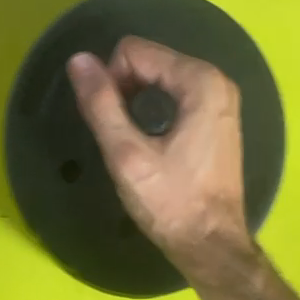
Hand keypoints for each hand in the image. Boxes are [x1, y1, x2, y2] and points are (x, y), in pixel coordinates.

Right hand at [67, 38, 256, 283]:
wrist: (212, 247)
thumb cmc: (173, 206)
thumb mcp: (128, 157)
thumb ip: (102, 106)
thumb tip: (78, 61)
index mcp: (200, 82)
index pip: (136, 52)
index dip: (110, 82)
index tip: (109, 125)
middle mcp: (217, 83)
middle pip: (151, 63)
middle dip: (126, 93)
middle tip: (119, 139)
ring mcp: (221, 105)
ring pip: (162, 84)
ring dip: (139, 108)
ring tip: (133, 148)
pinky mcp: (218, 126)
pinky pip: (177, 103)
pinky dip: (157, 118)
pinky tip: (151, 152)